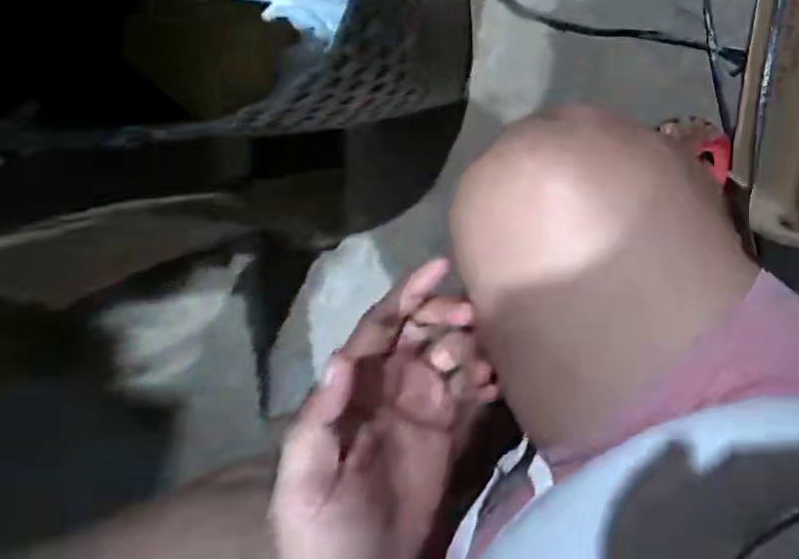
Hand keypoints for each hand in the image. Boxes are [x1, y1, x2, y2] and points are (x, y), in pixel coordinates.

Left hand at [270, 258, 498, 558]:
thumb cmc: (322, 533)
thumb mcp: (303, 484)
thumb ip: (316, 422)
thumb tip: (341, 357)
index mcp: (355, 388)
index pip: (381, 326)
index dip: (407, 292)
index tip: (439, 266)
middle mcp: (391, 384)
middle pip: (422, 327)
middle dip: (447, 312)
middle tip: (470, 320)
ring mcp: (423, 402)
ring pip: (451, 348)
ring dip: (470, 345)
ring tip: (481, 368)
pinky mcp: (449, 423)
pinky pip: (472, 384)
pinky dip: (487, 375)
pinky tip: (495, 385)